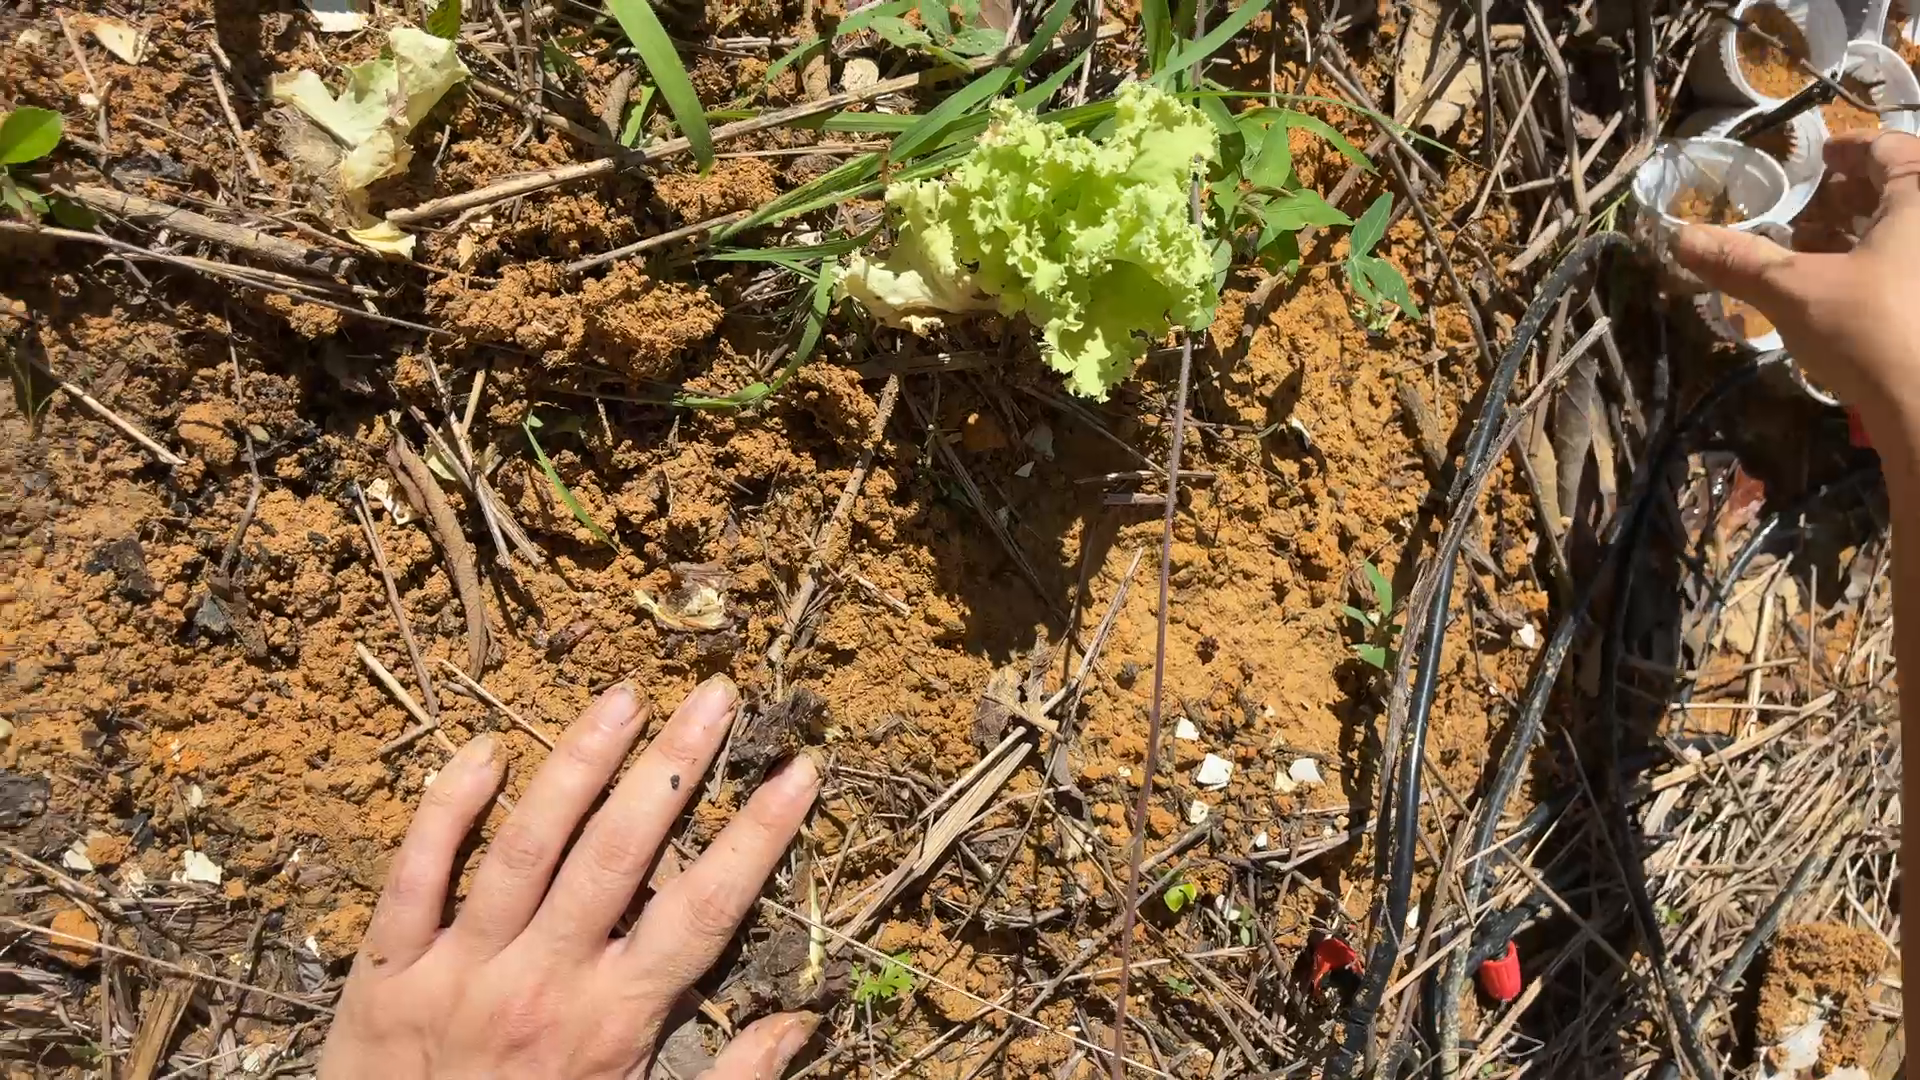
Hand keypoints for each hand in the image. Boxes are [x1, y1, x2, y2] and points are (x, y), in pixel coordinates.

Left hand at [318, 675, 820, 1078]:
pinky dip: (444, 812)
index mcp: (614, 1020)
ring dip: (579, 763)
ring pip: (527, 847)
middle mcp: (542, 983)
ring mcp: (458, 973)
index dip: (759, 835)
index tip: (799, 771)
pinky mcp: (384, 975)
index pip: (706, 908)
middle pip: (619, 852)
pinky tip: (484, 748)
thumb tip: (803, 1025)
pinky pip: (411, 879)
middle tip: (715, 695)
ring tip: (625, 697)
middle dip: (675, 765)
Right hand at [1674, 131, 1919, 443]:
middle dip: (1846, 192)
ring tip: (1801, 239)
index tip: (1820, 151)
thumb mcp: (1793, 289)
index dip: (1853, 148)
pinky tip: (1823, 279)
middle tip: (1799, 199)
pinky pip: (1894, 262)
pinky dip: (1859, 260)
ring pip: (1895, 229)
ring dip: (1849, 229)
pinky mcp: (1916, 298)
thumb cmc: (1873, 325)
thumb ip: (1738, 261)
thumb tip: (1680, 238)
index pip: (1894, 152)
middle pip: (1897, 190)